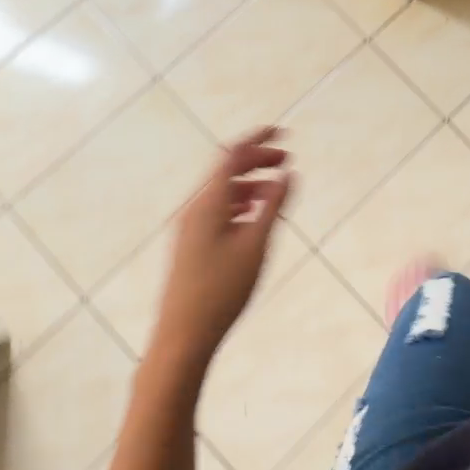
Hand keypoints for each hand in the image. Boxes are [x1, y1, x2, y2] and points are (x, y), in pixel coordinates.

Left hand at [148, 127, 293, 374]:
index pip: (231, 155)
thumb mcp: (256, 245)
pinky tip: (255, 216)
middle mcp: (194, 209)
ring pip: (222, 191)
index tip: (283, 132)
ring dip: (250, 183)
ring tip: (277, 190)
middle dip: (257, 160)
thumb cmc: (222, 290)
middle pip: (226, 170)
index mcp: (208, 203)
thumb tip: (287, 174)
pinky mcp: (190, 245)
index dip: (257, 139)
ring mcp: (189, 228)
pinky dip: (240, 202)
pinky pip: (217, 209)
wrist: (182, 337)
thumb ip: (273, 205)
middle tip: (287, 161)